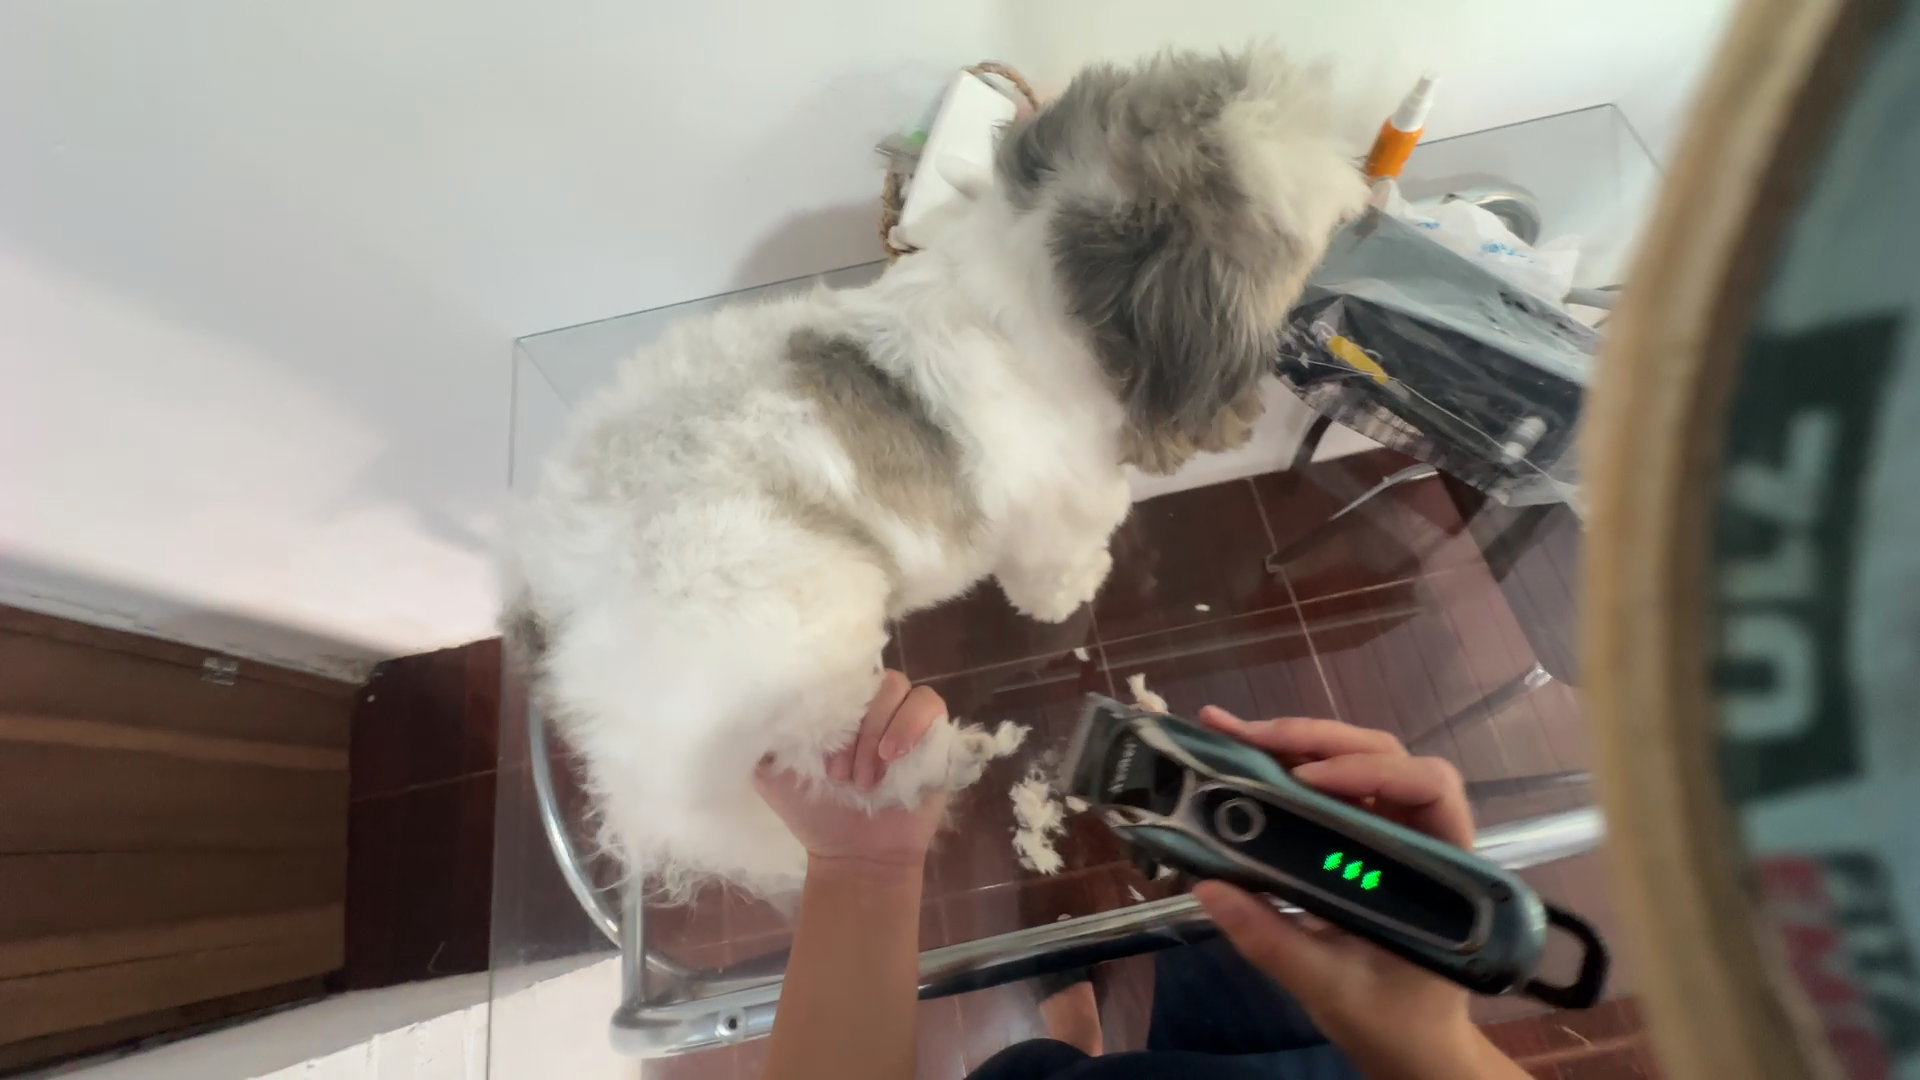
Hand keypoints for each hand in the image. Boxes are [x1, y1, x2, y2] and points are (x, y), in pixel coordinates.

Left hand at [753, 671, 951, 870]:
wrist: (856, 856)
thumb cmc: (815, 812)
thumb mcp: (774, 774)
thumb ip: (764, 736)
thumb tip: (754, 697)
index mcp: (841, 707)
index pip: (845, 672)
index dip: (835, 699)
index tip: (822, 744)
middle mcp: (876, 706)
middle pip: (877, 681)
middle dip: (860, 728)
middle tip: (843, 774)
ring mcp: (908, 718)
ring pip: (904, 690)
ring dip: (883, 731)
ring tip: (869, 777)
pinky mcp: (936, 735)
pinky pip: (931, 706)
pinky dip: (912, 726)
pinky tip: (895, 759)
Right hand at [1190, 708, 1490, 1077]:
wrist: (1407, 1041)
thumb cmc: (1391, 1020)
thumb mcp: (1330, 987)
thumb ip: (1272, 940)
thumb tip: (1206, 887)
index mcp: (1443, 867)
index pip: (1428, 786)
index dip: (1370, 771)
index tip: (1307, 782)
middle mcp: (1418, 830)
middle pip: (1379, 751)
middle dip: (1312, 738)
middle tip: (1246, 737)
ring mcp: (1384, 824)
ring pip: (1347, 753)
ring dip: (1289, 738)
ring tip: (1227, 730)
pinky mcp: (1353, 827)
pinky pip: (1320, 776)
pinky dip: (1279, 757)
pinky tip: (1236, 747)